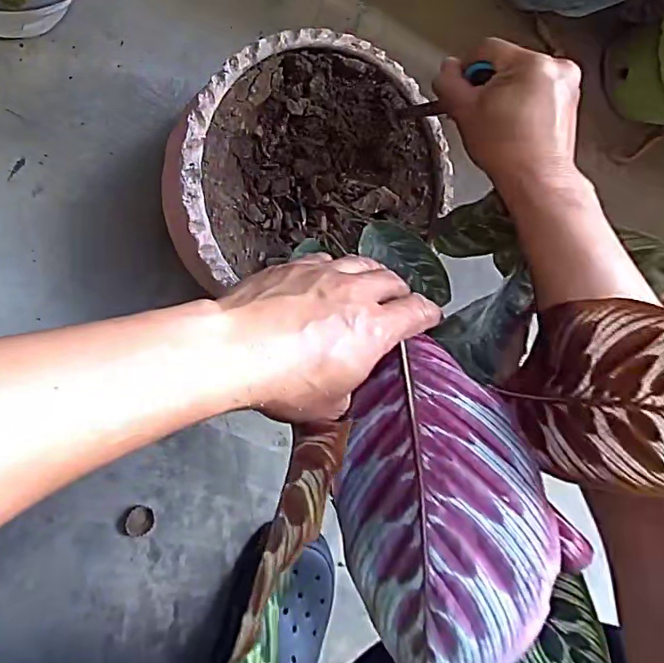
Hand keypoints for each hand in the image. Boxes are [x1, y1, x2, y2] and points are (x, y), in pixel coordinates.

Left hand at [217, 254, 438, 421]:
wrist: (235, 348)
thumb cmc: (279, 378)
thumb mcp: (328, 404)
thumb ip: (347, 387)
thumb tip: (342, 386)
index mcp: (372, 328)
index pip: (417, 311)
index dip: (428, 314)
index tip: (428, 316)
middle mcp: (351, 292)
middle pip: (391, 279)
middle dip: (399, 290)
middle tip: (398, 299)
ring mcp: (319, 274)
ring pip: (358, 261)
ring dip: (368, 272)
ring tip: (368, 279)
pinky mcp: (290, 267)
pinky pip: (321, 258)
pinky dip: (331, 266)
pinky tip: (324, 273)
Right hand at [434, 38, 584, 196]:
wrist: (536, 177)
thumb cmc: (508, 149)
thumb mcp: (461, 107)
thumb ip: (447, 79)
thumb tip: (448, 68)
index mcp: (532, 63)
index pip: (484, 48)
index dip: (465, 70)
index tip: (462, 90)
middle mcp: (556, 68)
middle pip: (502, 61)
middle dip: (484, 82)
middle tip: (478, 108)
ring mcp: (566, 84)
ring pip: (516, 75)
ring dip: (501, 91)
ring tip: (496, 118)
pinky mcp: (568, 99)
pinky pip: (532, 88)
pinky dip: (518, 100)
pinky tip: (510, 121)